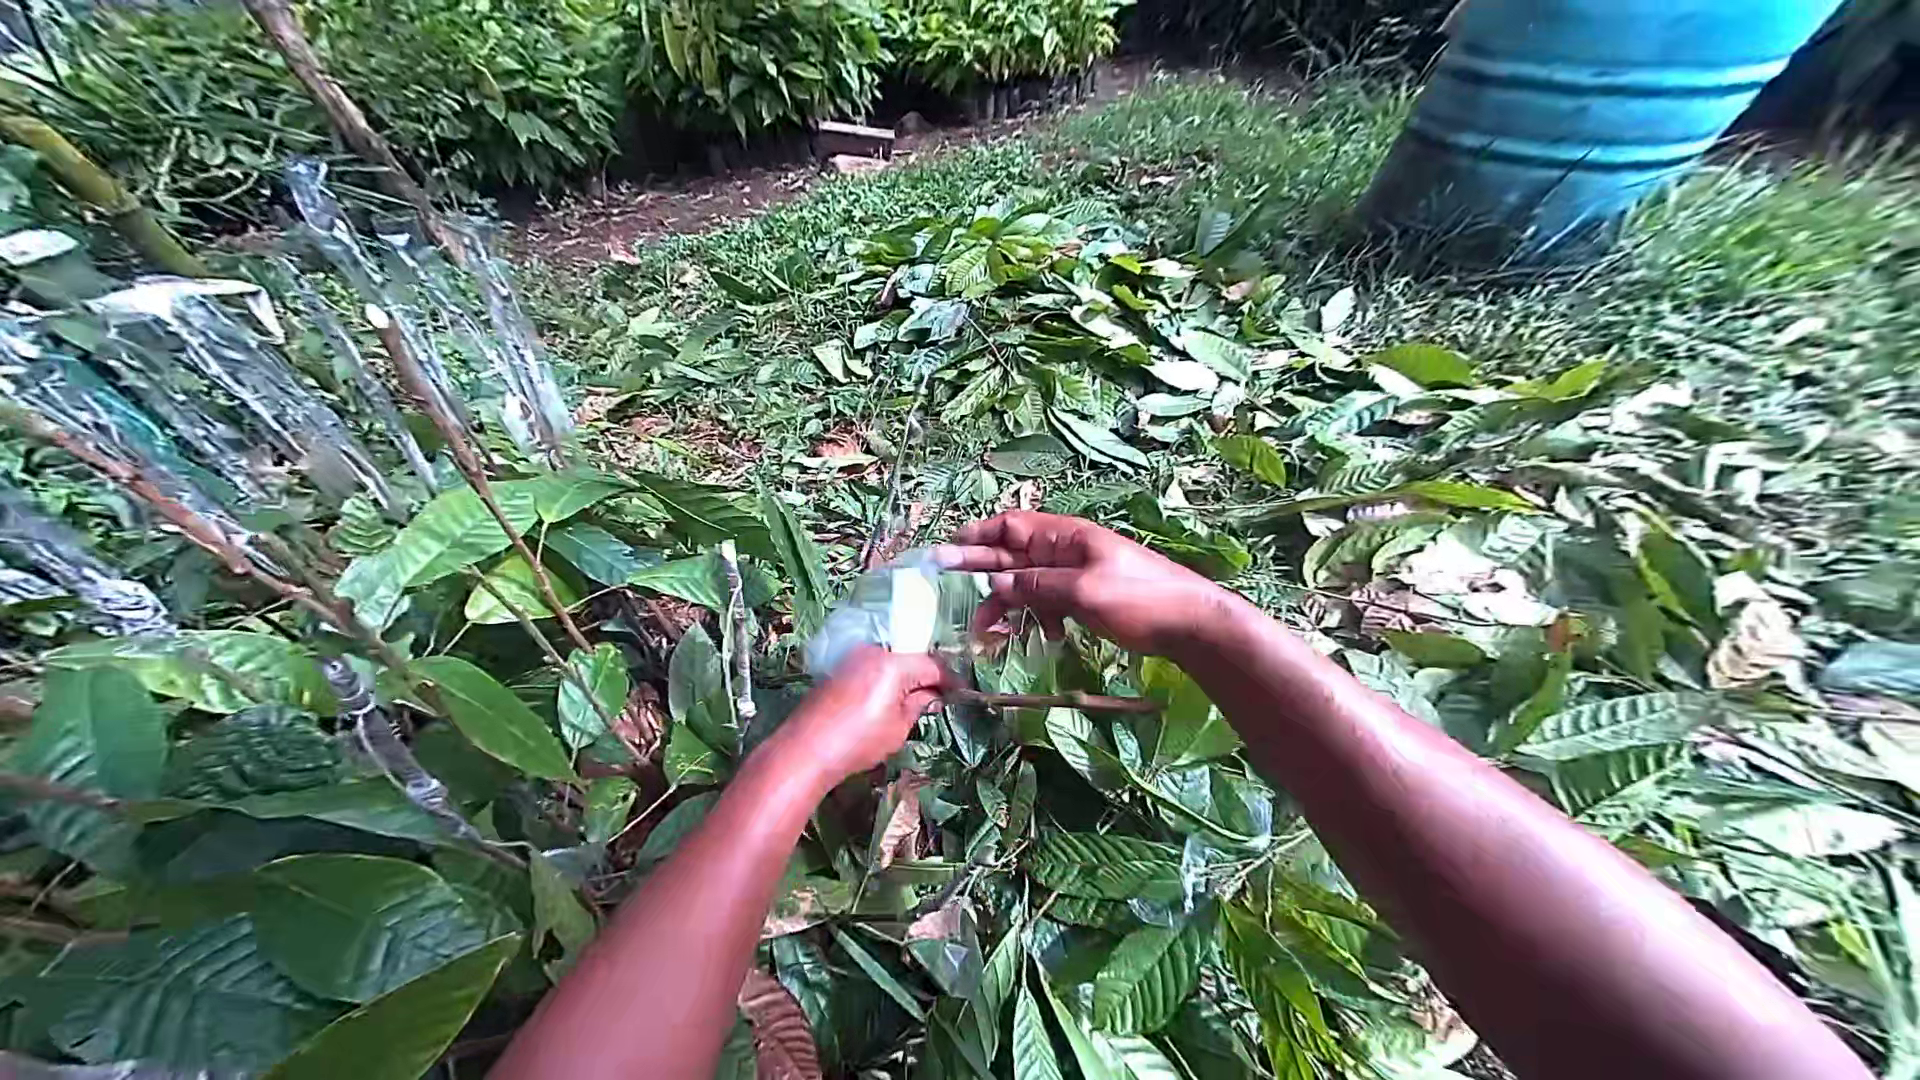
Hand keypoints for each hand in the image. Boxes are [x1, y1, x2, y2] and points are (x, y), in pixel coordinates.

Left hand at [773, 646, 947, 784]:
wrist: (805, 749)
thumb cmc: (857, 741)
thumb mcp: (898, 727)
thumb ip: (919, 705)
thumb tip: (932, 696)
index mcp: (893, 663)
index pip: (932, 664)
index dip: (949, 679)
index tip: (960, 692)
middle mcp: (873, 652)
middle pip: (910, 657)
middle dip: (926, 676)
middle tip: (939, 697)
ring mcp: (854, 658)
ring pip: (891, 661)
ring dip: (905, 676)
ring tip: (914, 701)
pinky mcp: (840, 668)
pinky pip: (872, 667)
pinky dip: (885, 678)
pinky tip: (888, 699)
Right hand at [934, 511, 1231, 655]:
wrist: (1190, 623)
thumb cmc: (1139, 598)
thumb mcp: (1084, 590)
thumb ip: (1036, 586)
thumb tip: (993, 583)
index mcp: (1065, 537)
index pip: (1011, 526)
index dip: (979, 535)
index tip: (950, 549)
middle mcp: (1064, 551)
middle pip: (1012, 555)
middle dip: (980, 568)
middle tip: (944, 578)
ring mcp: (1074, 575)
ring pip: (1027, 583)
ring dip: (1007, 603)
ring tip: (986, 629)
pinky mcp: (1083, 598)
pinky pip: (1048, 602)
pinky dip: (1039, 617)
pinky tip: (1045, 637)